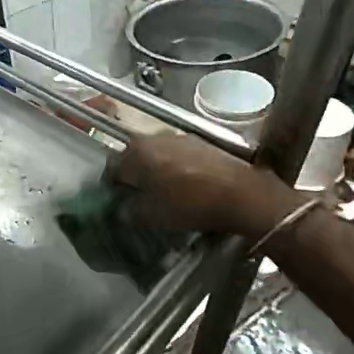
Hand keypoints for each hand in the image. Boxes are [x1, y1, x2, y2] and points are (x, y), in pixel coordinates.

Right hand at [106, 133, 301, 234]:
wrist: (242, 195)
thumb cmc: (191, 205)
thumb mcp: (152, 216)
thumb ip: (129, 211)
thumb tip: (121, 209)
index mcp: (136, 153)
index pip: (111, 167)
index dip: (111, 185)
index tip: (116, 199)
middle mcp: (154, 138)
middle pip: (133, 156)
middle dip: (132, 174)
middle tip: (136, 195)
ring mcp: (179, 137)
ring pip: (155, 153)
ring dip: (153, 168)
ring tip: (161, 190)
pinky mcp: (201, 142)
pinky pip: (176, 154)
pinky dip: (173, 166)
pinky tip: (183, 183)